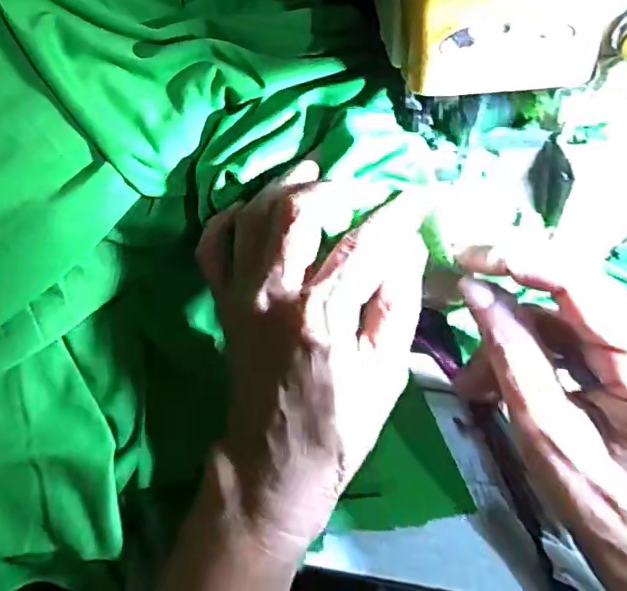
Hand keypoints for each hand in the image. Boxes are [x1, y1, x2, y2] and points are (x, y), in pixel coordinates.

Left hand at [162, 160, 429, 588]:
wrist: (274, 455)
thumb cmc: (342, 423)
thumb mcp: (389, 372)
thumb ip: (397, 300)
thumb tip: (405, 242)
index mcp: (321, 315)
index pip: (362, 243)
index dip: (392, 211)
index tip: (413, 192)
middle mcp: (272, 290)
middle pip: (295, 211)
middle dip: (330, 185)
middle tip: (354, 178)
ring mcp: (238, 289)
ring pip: (252, 213)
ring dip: (282, 186)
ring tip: (311, 171)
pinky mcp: (219, 295)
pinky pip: (214, 241)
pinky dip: (231, 217)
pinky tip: (256, 207)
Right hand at [455, 247, 626, 590]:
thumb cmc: (610, 513)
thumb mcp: (549, 435)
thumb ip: (513, 355)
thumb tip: (474, 286)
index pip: (582, 284)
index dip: (517, 258)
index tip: (461, 257)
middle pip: (570, 294)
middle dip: (504, 304)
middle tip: (452, 307)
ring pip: (561, 315)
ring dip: (509, 337)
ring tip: (474, 382)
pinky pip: (570, 337)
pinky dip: (528, 352)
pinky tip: (498, 380)